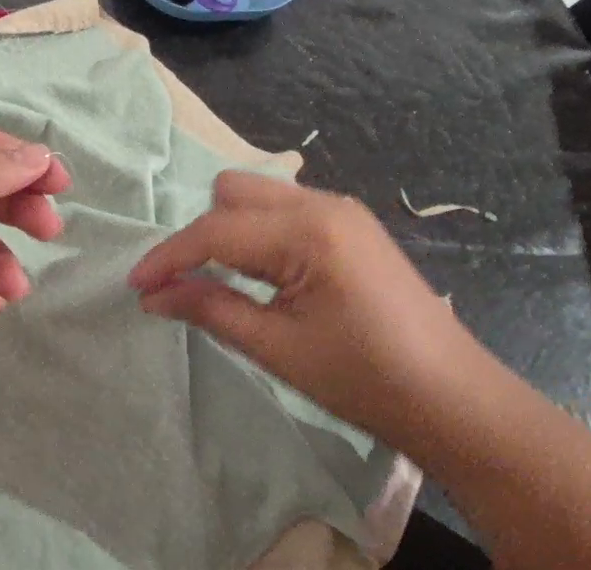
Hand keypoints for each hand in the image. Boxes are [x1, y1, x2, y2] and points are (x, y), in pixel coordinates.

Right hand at [129, 171, 481, 441]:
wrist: (455, 399)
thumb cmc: (365, 381)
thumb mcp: (278, 349)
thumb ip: (210, 309)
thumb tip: (154, 296)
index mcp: (307, 231)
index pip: (215, 230)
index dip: (169, 257)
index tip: (135, 286)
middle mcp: (323, 203)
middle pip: (233, 191)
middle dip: (202, 233)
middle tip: (190, 285)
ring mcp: (342, 209)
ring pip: (258, 194)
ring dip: (230, 228)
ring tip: (225, 280)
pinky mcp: (352, 223)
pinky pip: (286, 208)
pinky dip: (260, 232)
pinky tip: (266, 274)